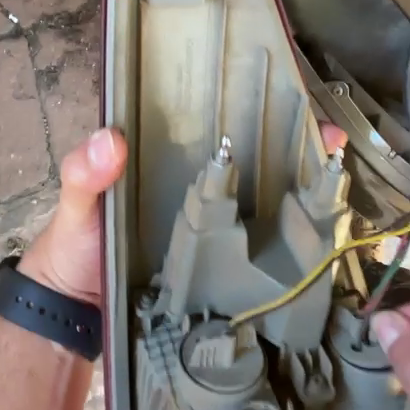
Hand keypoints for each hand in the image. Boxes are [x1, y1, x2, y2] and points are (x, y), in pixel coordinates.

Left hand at [16, 123, 346, 306]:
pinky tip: (316, 232)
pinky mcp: (217, 265)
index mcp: (163, 162)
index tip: (287, 92)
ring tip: (335, 174)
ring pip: (258, 198)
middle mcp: (192, 188)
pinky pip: (253, 244)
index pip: (210, 122)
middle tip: (330, 136)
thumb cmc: (74, 247)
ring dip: (296, 185)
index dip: (248, 108)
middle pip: (247, 157)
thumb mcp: (75, 205)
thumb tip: (110, 141)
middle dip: (290, 143)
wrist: (77, 316)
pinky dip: (284, 238)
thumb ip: (83, 175)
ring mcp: (208, 227)